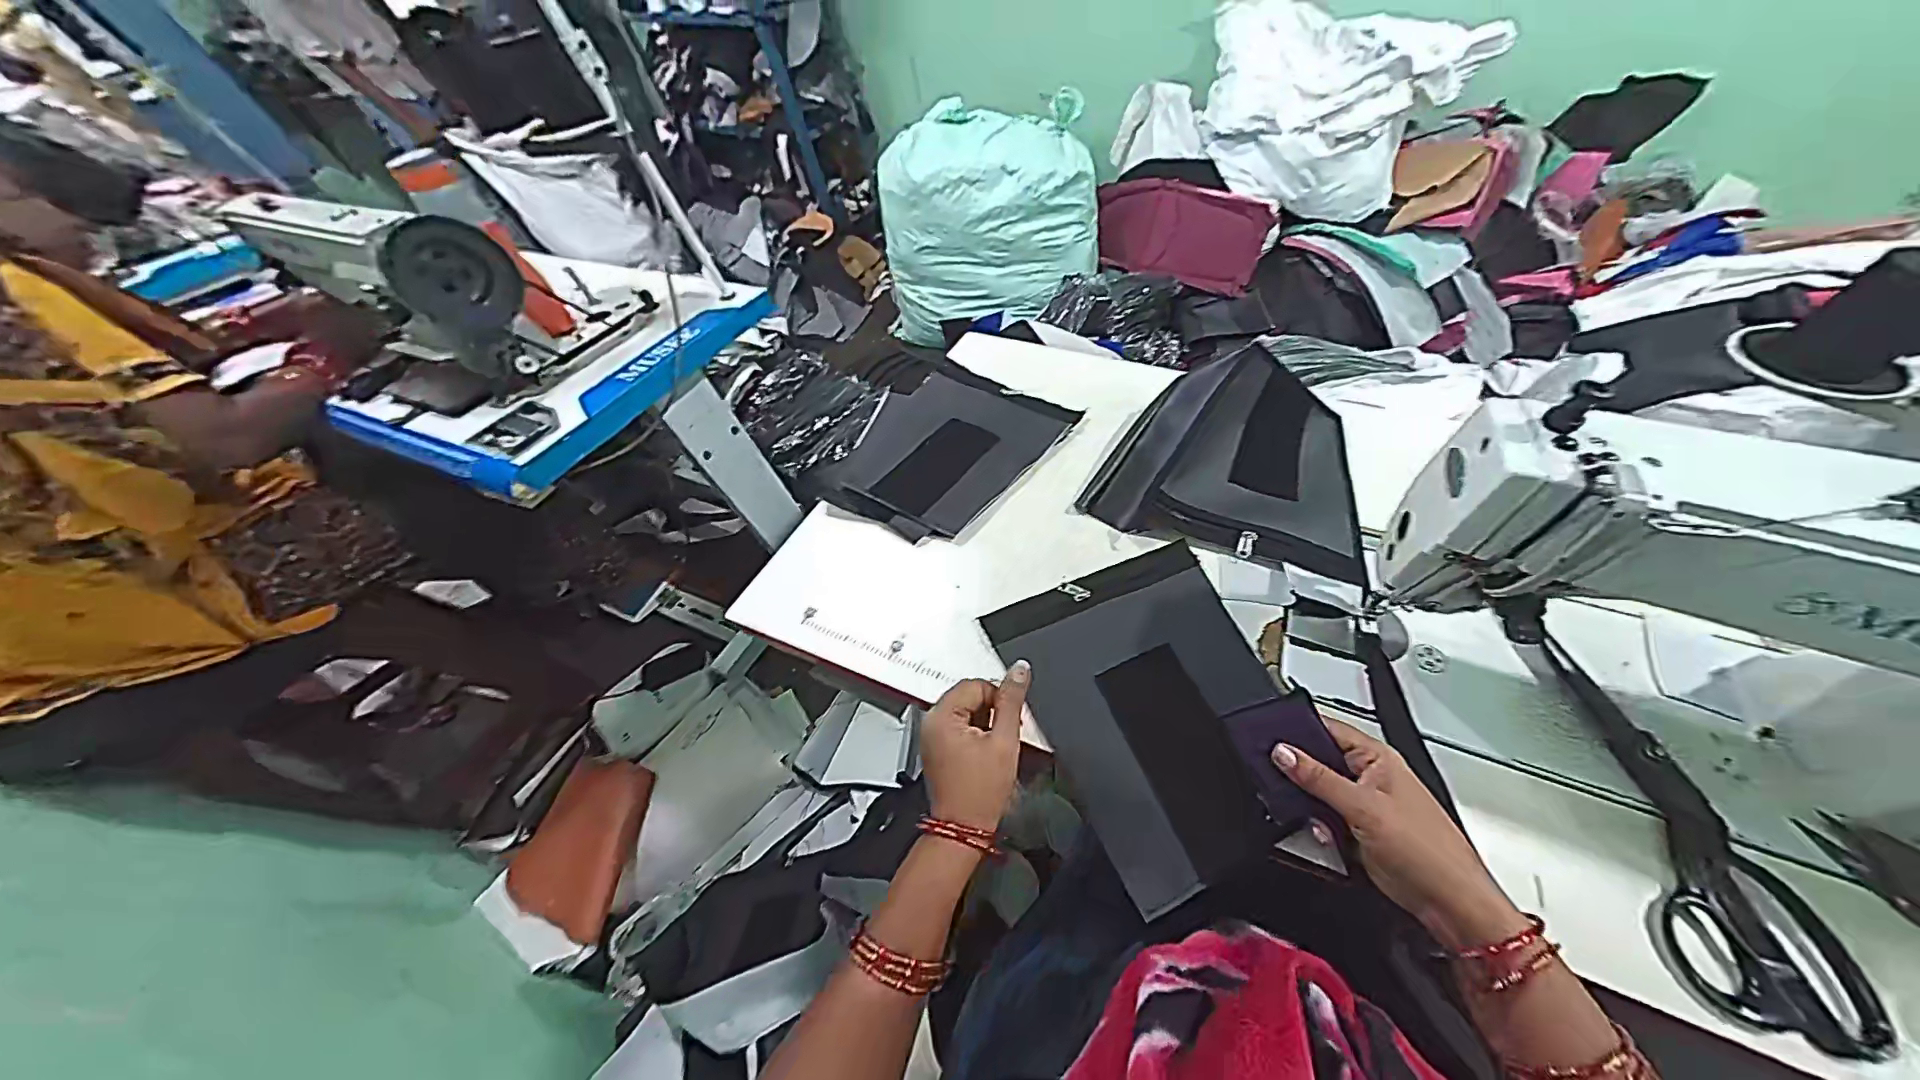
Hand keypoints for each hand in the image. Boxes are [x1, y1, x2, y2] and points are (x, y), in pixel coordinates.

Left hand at [919, 662, 1028, 831]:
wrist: (964, 827)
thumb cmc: (979, 793)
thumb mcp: (1004, 740)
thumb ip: (1012, 700)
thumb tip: (1019, 671)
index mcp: (941, 715)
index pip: (976, 684)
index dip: (999, 699)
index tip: (1008, 720)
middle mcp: (931, 722)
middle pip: (969, 696)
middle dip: (991, 712)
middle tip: (1001, 738)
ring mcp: (932, 735)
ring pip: (966, 711)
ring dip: (984, 724)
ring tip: (992, 750)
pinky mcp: (937, 747)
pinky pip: (959, 727)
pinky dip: (975, 735)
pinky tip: (984, 756)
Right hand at [1271, 714, 1527, 948]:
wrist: (1451, 907)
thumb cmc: (1431, 854)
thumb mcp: (1363, 808)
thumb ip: (1317, 778)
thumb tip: (1283, 752)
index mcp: (1377, 758)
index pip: (1326, 728)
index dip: (1296, 730)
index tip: (1268, 739)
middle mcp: (1370, 777)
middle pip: (1316, 762)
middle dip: (1300, 777)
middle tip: (1288, 787)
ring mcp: (1363, 804)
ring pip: (1316, 793)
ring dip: (1309, 808)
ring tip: (1318, 823)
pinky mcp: (1357, 830)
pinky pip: (1322, 819)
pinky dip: (1317, 828)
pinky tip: (1325, 838)